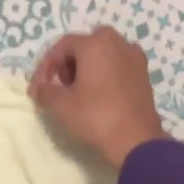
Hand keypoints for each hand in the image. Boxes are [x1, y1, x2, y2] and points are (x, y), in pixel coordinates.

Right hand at [29, 26, 168, 168]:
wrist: (136, 140)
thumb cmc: (96, 117)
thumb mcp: (61, 105)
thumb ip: (44, 91)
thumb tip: (39, 88)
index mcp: (95, 44)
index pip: (62, 45)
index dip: (46, 65)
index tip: (39, 87)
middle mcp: (117, 42)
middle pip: (85, 46)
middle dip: (68, 63)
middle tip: (62, 86)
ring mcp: (134, 57)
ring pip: (103, 54)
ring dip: (87, 68)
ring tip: (80, 93)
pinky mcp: (144, 74)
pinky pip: (118, 65)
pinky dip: (105, 74)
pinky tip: (100, 96)